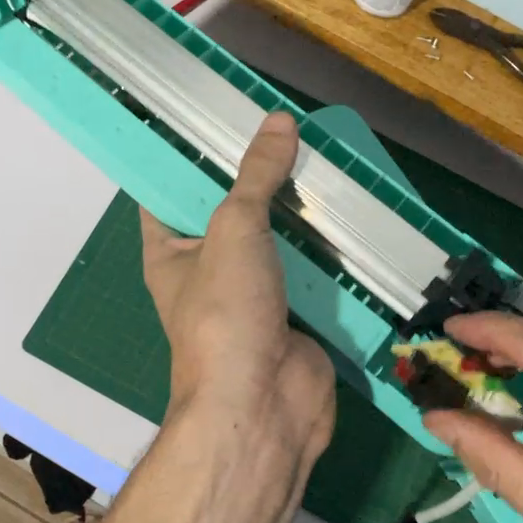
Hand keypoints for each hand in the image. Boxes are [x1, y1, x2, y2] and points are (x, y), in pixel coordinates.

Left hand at [139, 111, 334, 463]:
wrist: (263, 406)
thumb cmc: (225, 313)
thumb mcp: (233, 230)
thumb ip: (255, 176)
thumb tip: (278, 121)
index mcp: (170, 250)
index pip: (169, 191)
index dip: (188, 154)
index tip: (217, 115)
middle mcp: (207, 269)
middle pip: (232, 210)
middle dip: (259, 177)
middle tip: (289, 128)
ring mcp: (253, 293)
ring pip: (277, 240)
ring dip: (300, 211)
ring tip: (327, 158)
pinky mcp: (295, 313)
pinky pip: (311, 271)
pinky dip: (329, 248)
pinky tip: (353, 211)